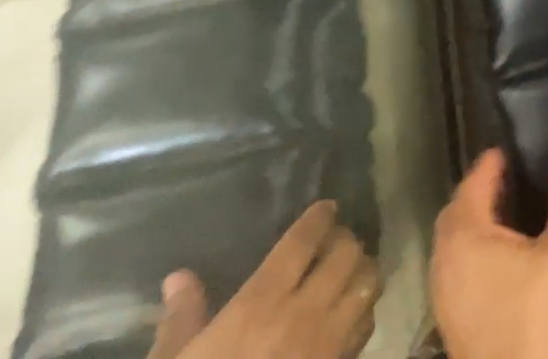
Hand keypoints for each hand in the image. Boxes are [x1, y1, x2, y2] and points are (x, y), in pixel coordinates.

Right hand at [146, 201, 378, 358]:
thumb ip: (181, 319)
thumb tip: (179, 279)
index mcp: (259, 304)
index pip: (302, 243)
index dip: (318, 219)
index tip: (326, 207)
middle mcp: (304, 312)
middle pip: (347, 254)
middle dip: (346, 239)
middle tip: (336, 238)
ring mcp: (330, 339)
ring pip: (368, 282)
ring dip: (363, 267)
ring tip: (350, 266)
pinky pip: (368, 320)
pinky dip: (365, 305)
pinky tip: (351, 308)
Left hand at [431, 146, 547, 358]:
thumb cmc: (534, 307)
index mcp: (466, 231)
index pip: (476, 178)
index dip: (497, 160)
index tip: (521, 147)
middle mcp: (444, 252)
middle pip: (460, 206)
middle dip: (487, 187)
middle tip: (523, 174)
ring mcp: (441, 282)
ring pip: (456, 235)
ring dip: (481, 217)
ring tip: (518, 209)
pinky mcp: (448, 306)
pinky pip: (458, 258)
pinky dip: (477, 244)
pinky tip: (507, 251)